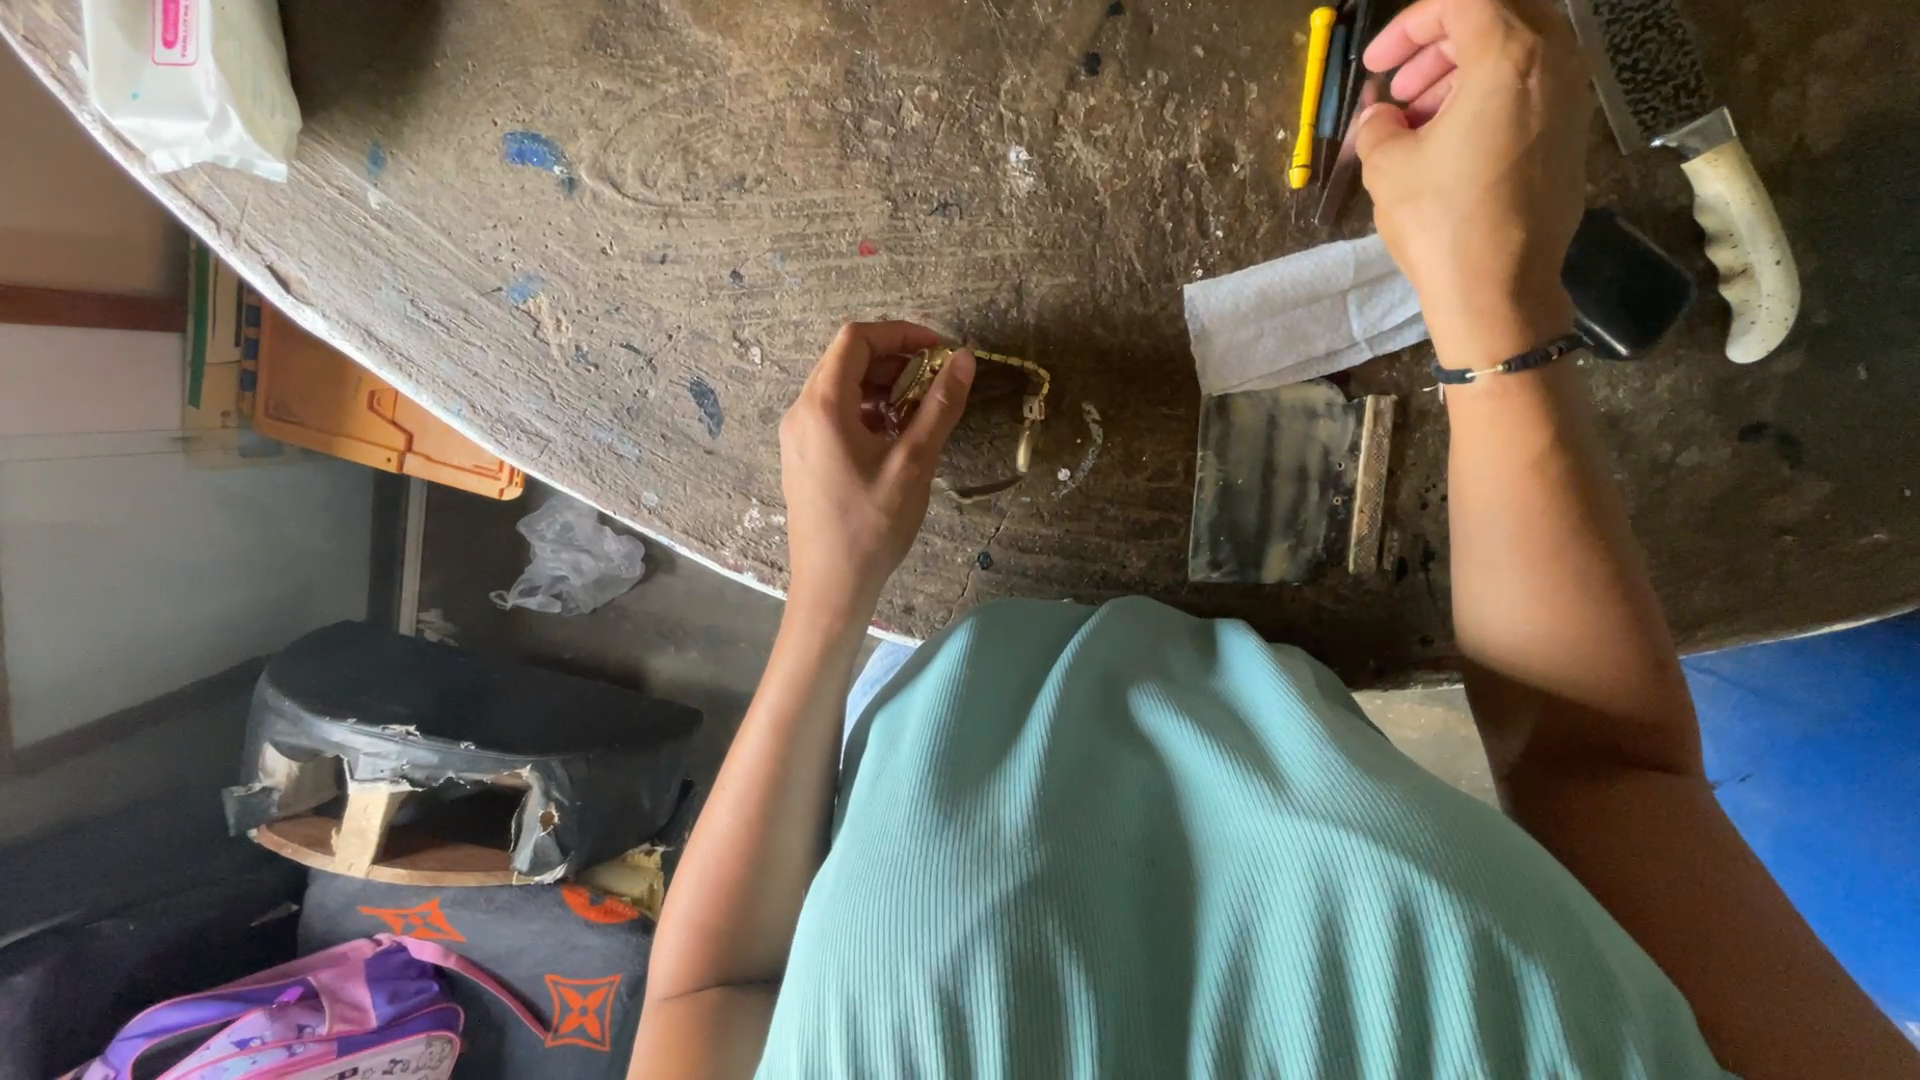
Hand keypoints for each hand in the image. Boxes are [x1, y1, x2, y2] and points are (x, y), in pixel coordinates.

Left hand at [779, 322, 973, 622]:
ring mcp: (798, 435)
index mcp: (822, 406)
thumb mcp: (914, 463)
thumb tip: (964, 360)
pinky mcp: (803, 456)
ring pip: (840, 387)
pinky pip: (834, 414)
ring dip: (882, 386)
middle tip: (935, 380)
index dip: (901, 333)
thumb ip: (940, 406)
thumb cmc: (871, 527)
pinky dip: (868, 410)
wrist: (831, 586)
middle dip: (894, 359)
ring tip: (920, 410)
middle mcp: (801, 412)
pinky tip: (895, 435)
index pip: (856, 339)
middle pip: (845, 360)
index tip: (939, 351)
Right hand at [1355, 0, 1591, 361]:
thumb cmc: (1440, 220)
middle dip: (1441, 42)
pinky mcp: (1570, 133)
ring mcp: (1571, 97)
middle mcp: (1555, 61)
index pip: (1463, 1)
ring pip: (1519, 50)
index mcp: (1510, 56)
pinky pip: (1531, 87)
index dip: (1411, 24)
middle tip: (1399, 88)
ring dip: (1462, 72)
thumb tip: (1382, 117)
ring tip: (1416, 121)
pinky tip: (1450, 142)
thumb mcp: (1387, 168)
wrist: (1498, 286)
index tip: (1377, 66)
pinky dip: (1487, 97)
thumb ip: (1378, 126)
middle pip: (1500, 14)